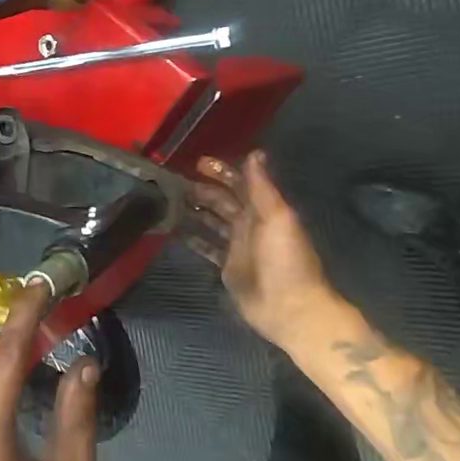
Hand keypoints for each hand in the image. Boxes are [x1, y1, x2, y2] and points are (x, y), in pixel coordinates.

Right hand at [188, 152, 343, 348]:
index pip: (239, 182)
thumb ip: (263, 186)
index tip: (197, 162)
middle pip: (222, 200)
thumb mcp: (278, 217)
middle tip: (174, 183)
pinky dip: (193, 238)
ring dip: (195, 210)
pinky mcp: (228, 266)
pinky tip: (175, 230)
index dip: (221, 170)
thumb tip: (255, 152)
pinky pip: (207, 247)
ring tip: (169, 202)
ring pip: (212, 221)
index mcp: (262, 209)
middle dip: (202, 189)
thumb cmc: (285, 259)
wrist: (290, 308)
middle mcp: (249, 223)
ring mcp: (237, 245)